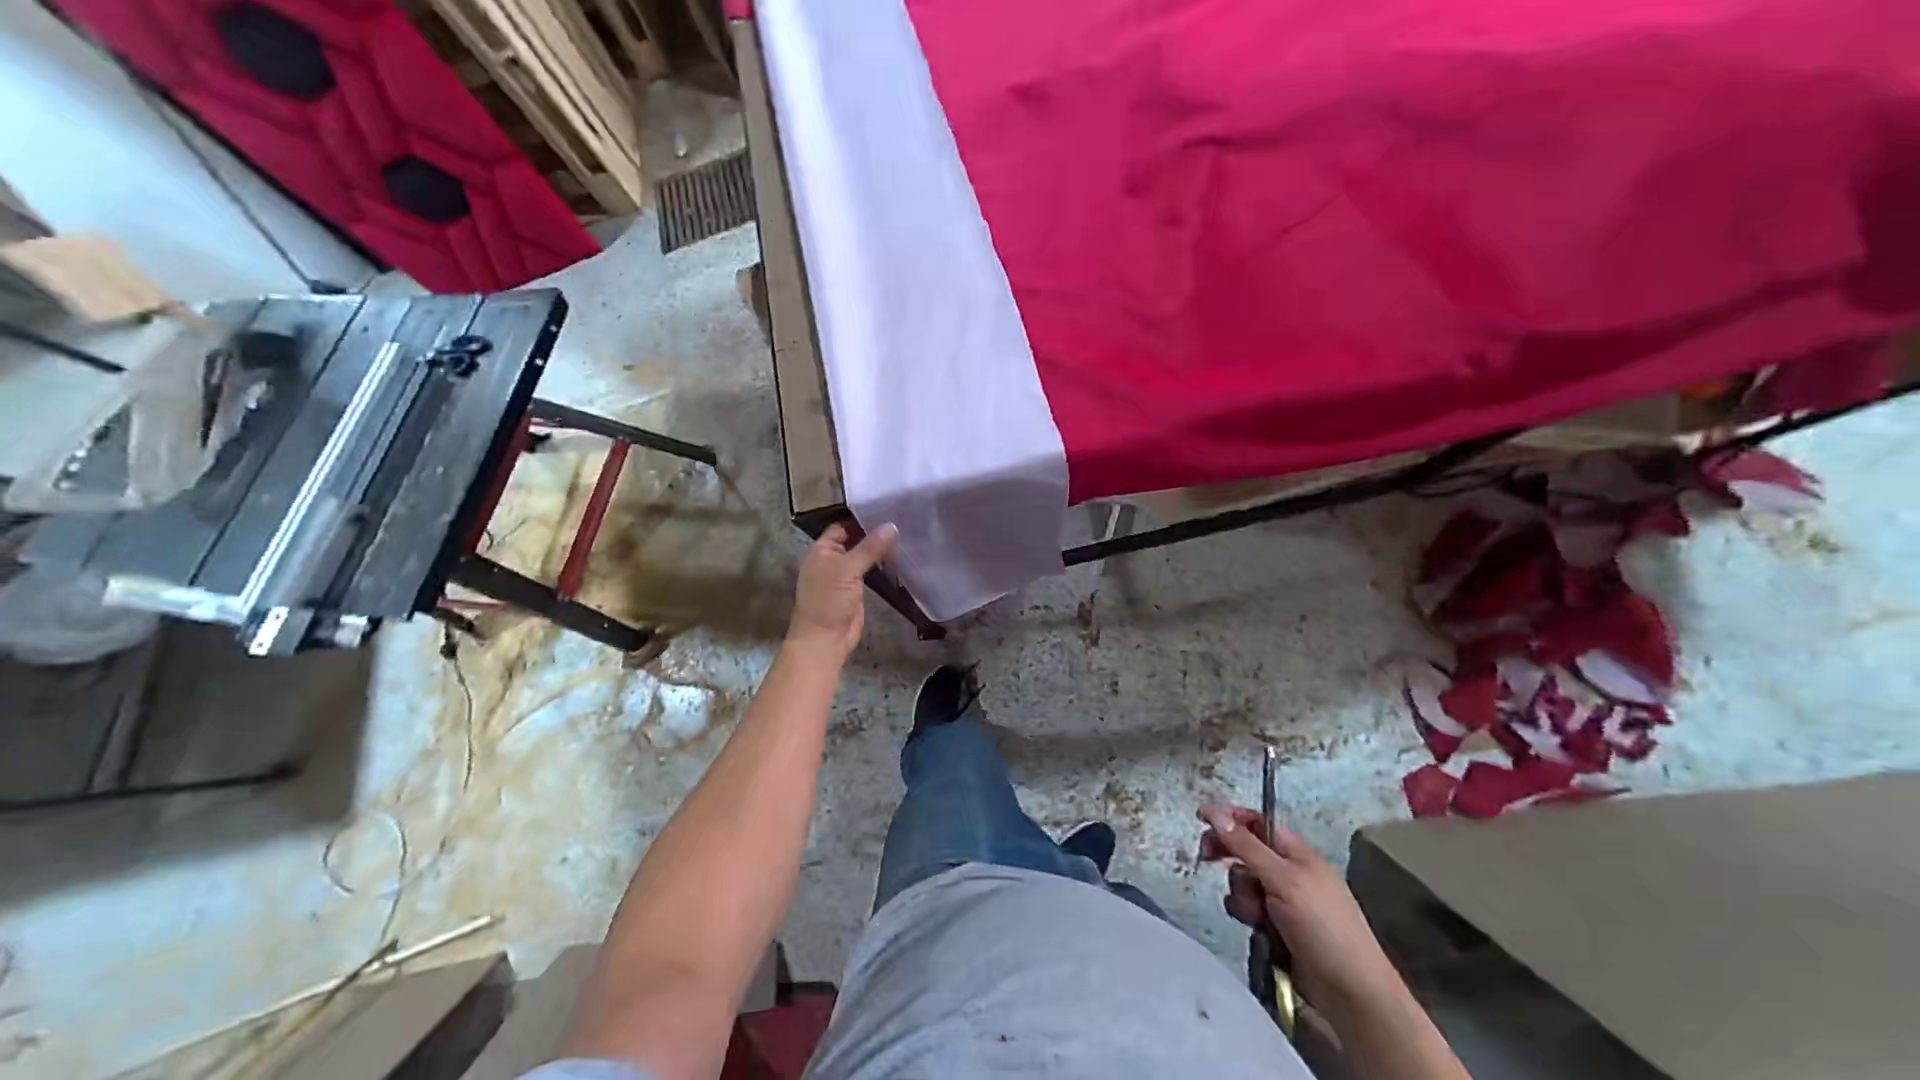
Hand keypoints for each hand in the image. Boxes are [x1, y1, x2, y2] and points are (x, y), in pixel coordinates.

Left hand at [787, 521, 898, 658]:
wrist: (825, 639)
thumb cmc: (828, 600)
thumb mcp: (848, 569)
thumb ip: (870, 547)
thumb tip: (891, 526)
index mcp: (821, 551)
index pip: (842, 526)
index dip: (860, 518)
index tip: (885, 508)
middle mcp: (831, 560)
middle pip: (854, 540)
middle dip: (873, 532)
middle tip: (901, 518)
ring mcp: (844, 576)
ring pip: (863, 556)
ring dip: (879, 549)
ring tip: (904, 533)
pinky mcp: (856, 590)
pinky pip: (870, 571)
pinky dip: (882, 564)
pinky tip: (899, 556)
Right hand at [1198, 805, 1405, 1016]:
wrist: (1349, 990)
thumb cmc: (1322, 926)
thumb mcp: (1283, 879)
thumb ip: (1246, 846)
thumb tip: (1215, 813)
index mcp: (1297, 853)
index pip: (1258, 822)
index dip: (1230, 817)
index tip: (1202, 818)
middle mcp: (1288, 871)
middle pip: (1245, 850)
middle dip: (1229, 856)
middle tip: (1207, 857)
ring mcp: (1281, 900)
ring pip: (1242, 881)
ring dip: (1241, 892)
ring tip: (1256, 912)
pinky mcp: (1274, 925)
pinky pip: (1247, 907)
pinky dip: (1245, 912)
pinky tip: (1256, 926)